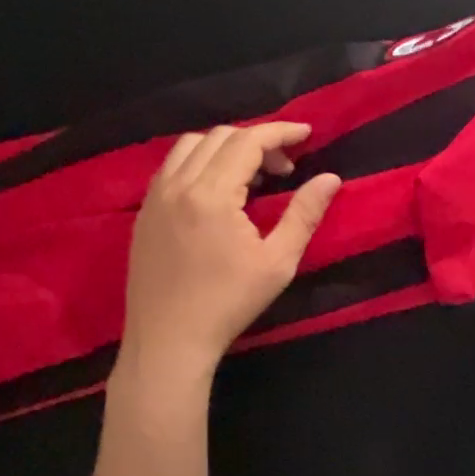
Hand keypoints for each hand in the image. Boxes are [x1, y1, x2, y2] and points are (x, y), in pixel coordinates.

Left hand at [117, 122, 340, 386]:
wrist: (168, 343)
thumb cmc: (227, 304)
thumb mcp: (278, 262)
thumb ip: (304, 214)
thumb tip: (331, 178)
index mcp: (211, 195)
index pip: (248, 141)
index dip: (280, 132)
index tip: (307, 135)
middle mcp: (178, 186)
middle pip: (220, 136)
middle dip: (258, 140)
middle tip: (285, 168)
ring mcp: (155, 198)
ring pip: (191, 145)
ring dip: (226, 147)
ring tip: (251, 175)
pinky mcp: (144, 212)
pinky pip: (171, 166)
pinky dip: (200, 161)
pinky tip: (218, 190)